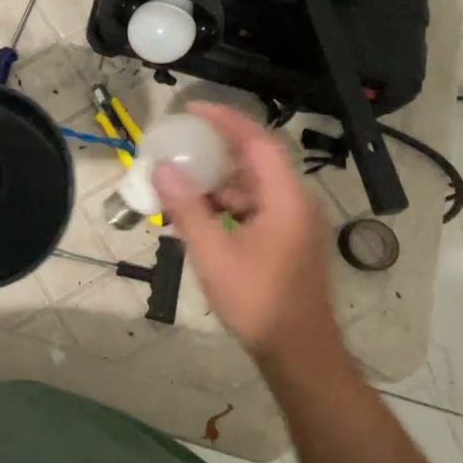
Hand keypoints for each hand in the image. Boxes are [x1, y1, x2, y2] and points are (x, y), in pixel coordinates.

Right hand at [151, 102, 337, 363]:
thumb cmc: (258, 302)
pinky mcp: (290, 241)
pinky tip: (200, 218)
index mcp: (287, 200)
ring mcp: (297, 223)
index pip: (257, 142)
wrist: (299, 352)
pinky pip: (258, 207)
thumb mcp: (213, 254)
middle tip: (181, 144)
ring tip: (182, 185)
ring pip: (256, 186)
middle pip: (257, 160)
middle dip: (217, 150)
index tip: (193, 110)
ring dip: (220, 181)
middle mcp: (298, 204)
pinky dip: (229, 204)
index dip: (226, 120)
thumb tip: (162, 169)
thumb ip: (187, 208)